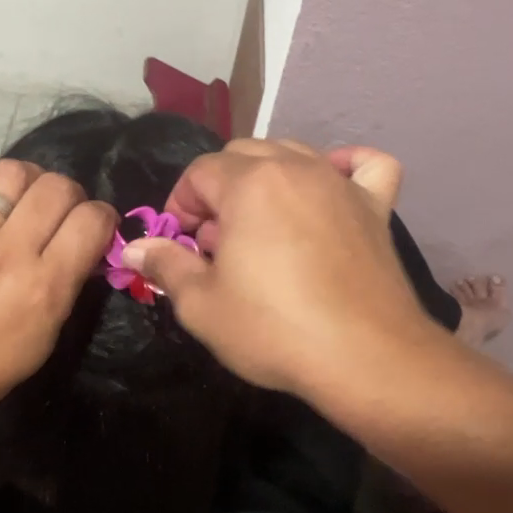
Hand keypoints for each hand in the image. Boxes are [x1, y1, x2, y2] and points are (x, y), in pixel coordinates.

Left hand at [0, 158, 116, 434]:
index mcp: (44, 284)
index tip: (97, 229)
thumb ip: (69, 281)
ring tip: (26, 198)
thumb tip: (85, 245)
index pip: (92, 220)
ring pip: (11, 172)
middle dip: (72, 195)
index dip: (104, 219)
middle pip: (57, 187)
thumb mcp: (48, 331)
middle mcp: (9, 250)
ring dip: (30, 179)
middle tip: (63, 214)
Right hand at [120, 140, 444, 396]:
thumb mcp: (201, 305)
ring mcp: (340, 185)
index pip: (199, 172)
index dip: (180, 206)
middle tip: (216, 244)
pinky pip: (364, 166)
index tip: (180, 245)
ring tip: (261, 227)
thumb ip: (167, 265)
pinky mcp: (376, 208)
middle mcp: (296, 168)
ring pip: (294, 154)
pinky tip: (332, 185)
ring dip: (267, 180)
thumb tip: (136, 247)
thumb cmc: (273, 329)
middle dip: (219, 191)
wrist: (364, 358)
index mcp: (249, 184)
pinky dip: (346, 167)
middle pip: (243, 155)